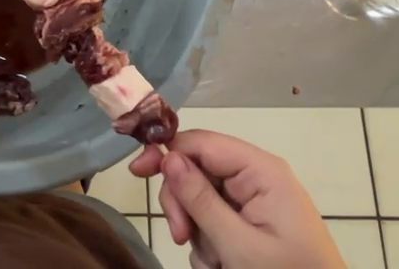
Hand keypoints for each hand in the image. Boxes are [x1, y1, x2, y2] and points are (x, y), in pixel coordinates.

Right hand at [129, 130, 343, 268]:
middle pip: (198, 169)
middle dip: (184, 203)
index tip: (136, 174)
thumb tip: (168, 157)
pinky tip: (221, 266)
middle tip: (180, 236)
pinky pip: (215, 220)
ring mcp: (256, 201)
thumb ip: (201, 200)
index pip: (201, 142)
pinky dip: (210, 244)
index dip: (167, 153)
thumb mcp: (240, 247)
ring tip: (214, 264)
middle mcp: (257, 176)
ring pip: (202, 198)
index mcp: (261, 170)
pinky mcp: (255, 224)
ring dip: (197, 230)